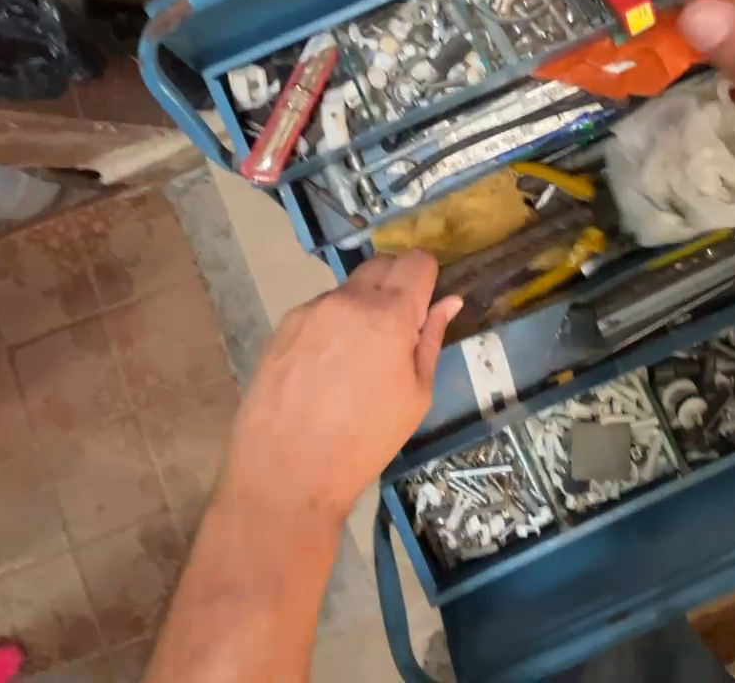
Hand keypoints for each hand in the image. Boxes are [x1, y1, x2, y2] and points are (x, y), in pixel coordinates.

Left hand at [224, 251, 461, 523]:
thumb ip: (431, 340)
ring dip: (364, 304)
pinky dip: (334, 323)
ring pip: (350, 288)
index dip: (427, 276)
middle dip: (398, 282)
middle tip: (399, 325)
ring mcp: (313, 309)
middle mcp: (350, 300)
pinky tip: (326, 365)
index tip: (426, 302)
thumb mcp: (416, 395)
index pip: (417, 261)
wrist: (287, 472)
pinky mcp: (285, 325)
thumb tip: (448, 302)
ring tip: (357, 354)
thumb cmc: (365, 439)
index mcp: (390, 315)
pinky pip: (322, 309)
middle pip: (383, 263)